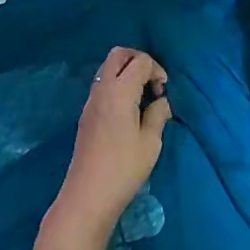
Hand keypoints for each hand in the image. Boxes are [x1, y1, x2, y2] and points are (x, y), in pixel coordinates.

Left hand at [37, 48, 170, 249]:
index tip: (163, 91)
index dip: (156, 69)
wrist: (88, 195)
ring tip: (142, 97)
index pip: (140, 61)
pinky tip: (128, 109)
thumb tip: (160, 102)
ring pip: (108, 68)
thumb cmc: (124, 168)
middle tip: (152, 82)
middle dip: (138, 60)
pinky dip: (117, 85)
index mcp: (119, 91)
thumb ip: (158, 114)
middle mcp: (102, 89)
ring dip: (126, 72)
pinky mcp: (86, 114)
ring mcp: (90, 101)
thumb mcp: (151, 142)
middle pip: (118, 55)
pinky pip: (103, 84)